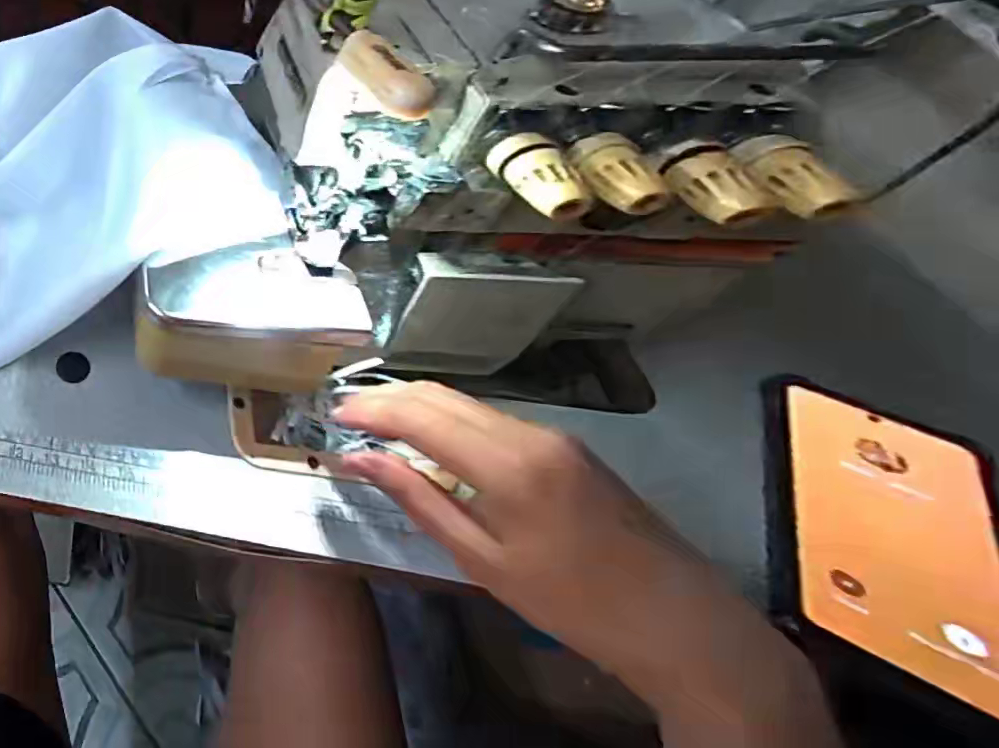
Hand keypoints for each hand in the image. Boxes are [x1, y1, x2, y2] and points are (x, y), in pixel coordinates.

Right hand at [334, 381, 833, 741]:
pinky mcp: (564, 445)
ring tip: (374, 419)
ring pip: (462, 400)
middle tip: (345, 413)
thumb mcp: (484, 561)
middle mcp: (528, 434)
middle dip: (385, 397)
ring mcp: (551, 435)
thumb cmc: (577, 605)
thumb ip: (418, 499)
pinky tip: (428, 435)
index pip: (419, 416)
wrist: (692, 631)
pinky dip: (445, 416)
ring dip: (413, 403)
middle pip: (438, 395)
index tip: (333, 416)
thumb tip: (360, 460)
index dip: (370, 410)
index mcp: (508, 465)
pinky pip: (488, 416)